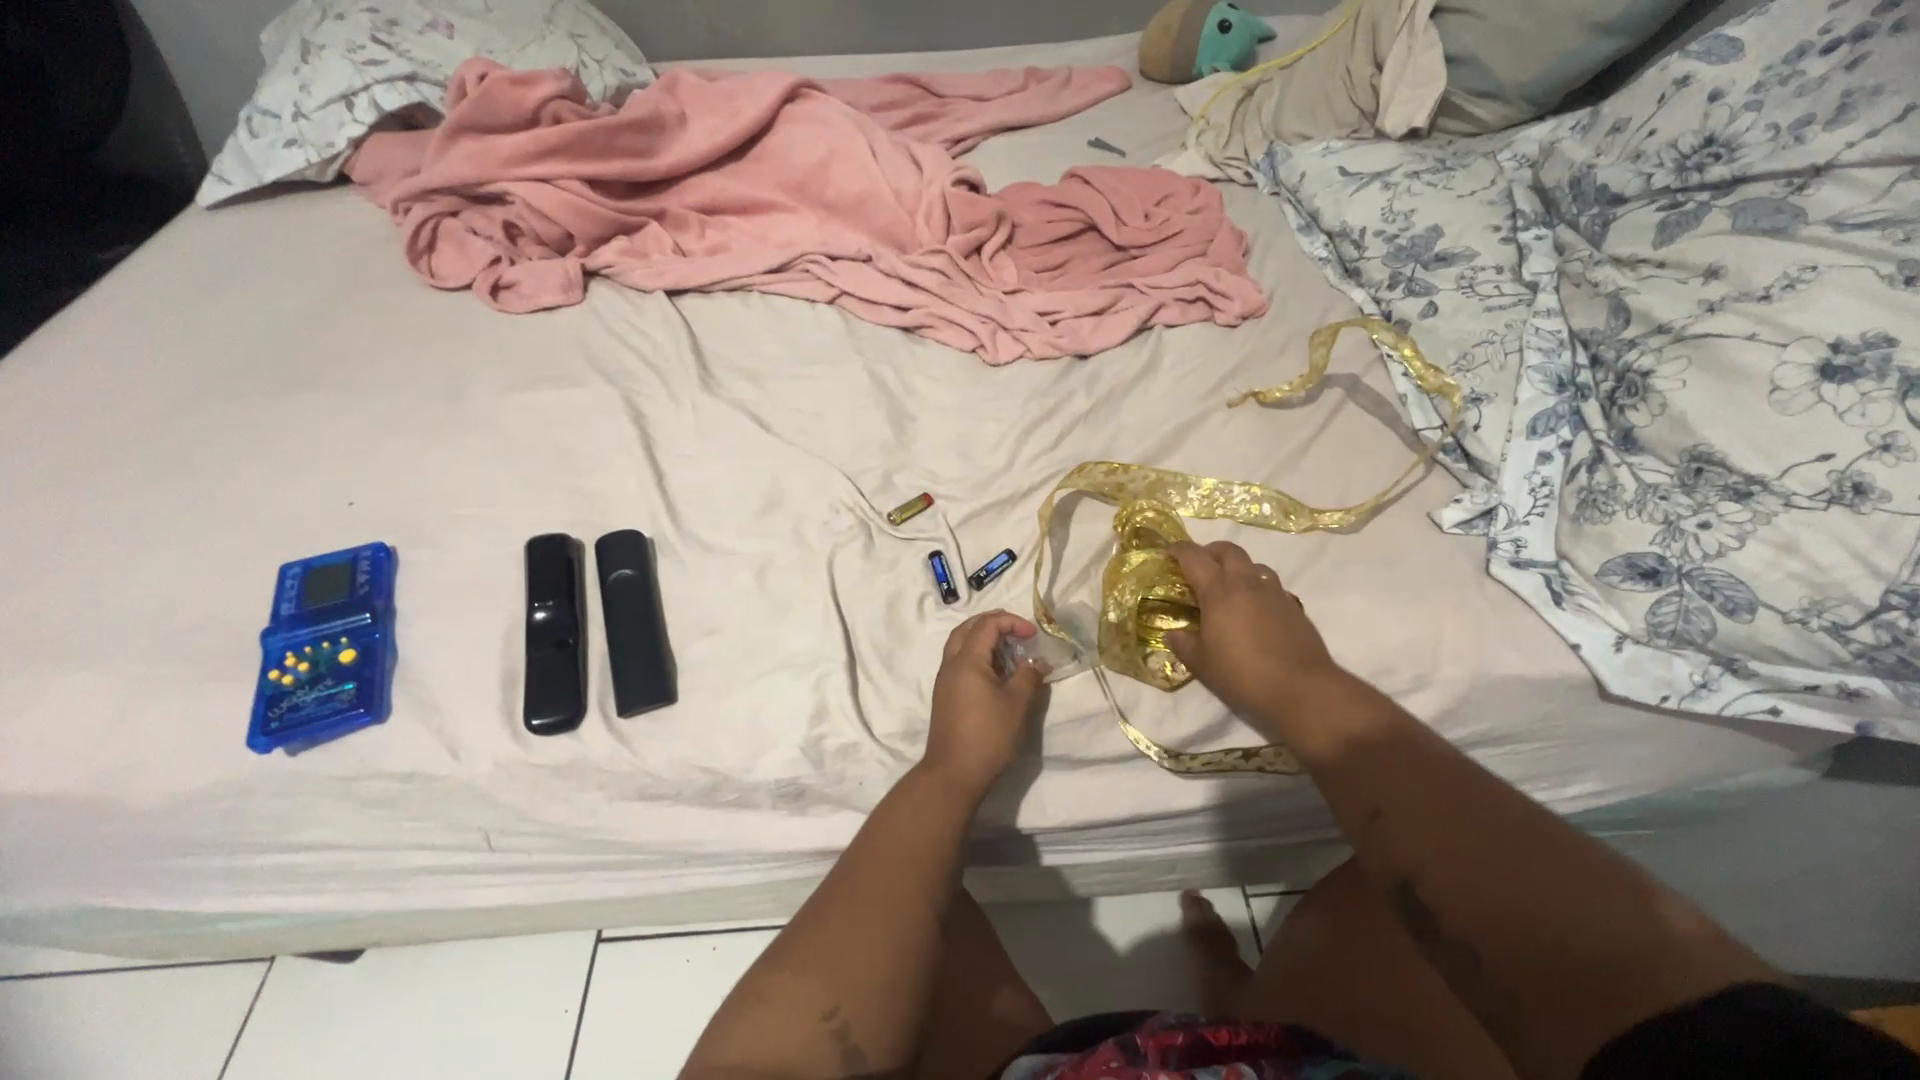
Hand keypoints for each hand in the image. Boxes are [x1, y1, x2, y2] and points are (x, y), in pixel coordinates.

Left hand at [923, 610, 1045, 798]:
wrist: (954, 773)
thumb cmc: (988, 735)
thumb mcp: (1016, 704)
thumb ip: (1029, 676)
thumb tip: (1038, 662)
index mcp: (966, 660)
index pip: (987, 625)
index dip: (1012, 622)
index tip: (1033, 635)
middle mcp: (950, 665)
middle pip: (967, 629)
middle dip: (993, 623)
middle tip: (1017, 631)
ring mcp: (945, 681)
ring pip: (960, 646)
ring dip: (984, 640)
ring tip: (1010, 651)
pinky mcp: (945, 696)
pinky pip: (960, 663)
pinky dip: (978, 657)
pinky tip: (997, 673)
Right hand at [1163, 540, 1343, 730]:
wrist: (1301, 688)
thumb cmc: (1242, 675)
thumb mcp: (1202, 664)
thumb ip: (1184, 644)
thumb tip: (1173, 633)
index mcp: (1219, 592)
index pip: (1195, 557)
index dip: (1180, 550)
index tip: (1169, 553)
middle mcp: (1248, 584)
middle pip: (1229, 550)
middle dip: (1211, 551)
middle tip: (1199, 566)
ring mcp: (1275, 593)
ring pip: (1254, 565)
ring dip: (1238, 567)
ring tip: (1229, 587)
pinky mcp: (1294, 607)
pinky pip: (1272, 586)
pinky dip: (1258, 588)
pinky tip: (1254, 611)